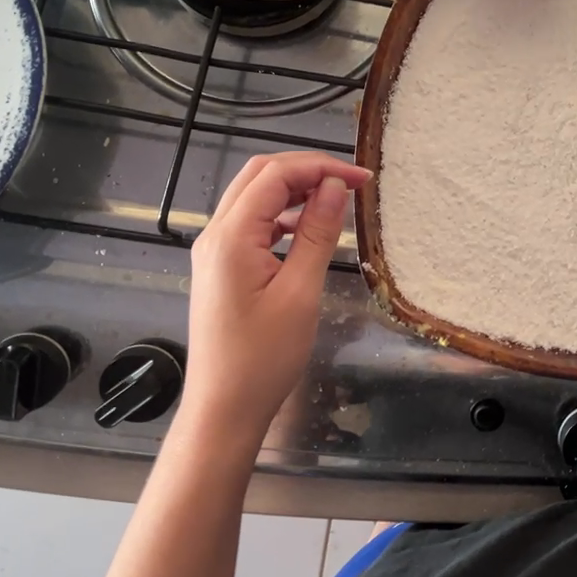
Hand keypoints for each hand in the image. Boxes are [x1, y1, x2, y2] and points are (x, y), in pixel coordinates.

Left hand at [178, 152, 371, 444]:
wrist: (223, 410)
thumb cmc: (264, 358)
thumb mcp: (300, 292)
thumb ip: (318, 233)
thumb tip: (336, 186)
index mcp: (231, 237)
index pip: (275, 174)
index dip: (320, 166)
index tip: (362, 179)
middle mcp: (215, 235)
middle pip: (259, 175)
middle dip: (307, 170)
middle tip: (350, 183)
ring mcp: (215, 251)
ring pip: (254, 196)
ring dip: (294, 189)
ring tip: (336, 200)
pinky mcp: (221, 267)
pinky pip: (251, 222)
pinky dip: (282, 213)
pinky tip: (308, 228)